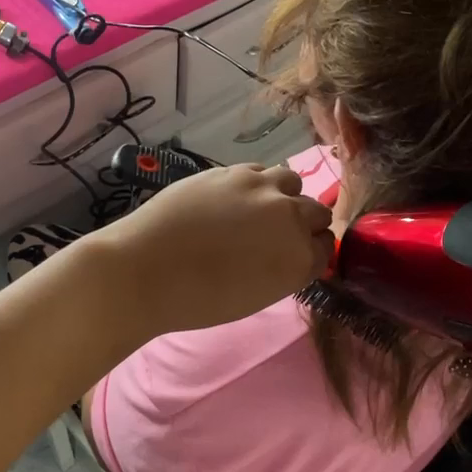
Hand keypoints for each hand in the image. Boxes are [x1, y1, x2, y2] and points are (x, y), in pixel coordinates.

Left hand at [85, 164, 334, 336]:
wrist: (145, 270)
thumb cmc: (198, 300)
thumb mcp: (256, 295)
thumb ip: (283, 270)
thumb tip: (286, 252)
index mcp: (298, 258)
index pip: (326, 247)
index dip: (313, 251)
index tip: (298, 256)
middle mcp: (290, 217)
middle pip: (317, 212)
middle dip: (305, 223)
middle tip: (280, 235)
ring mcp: (260, 188)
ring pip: (291, 182)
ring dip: (284, 195)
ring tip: (261, 210)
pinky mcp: (232, 171)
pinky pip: (260, 171)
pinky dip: (257, 184)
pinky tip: (237, 198)